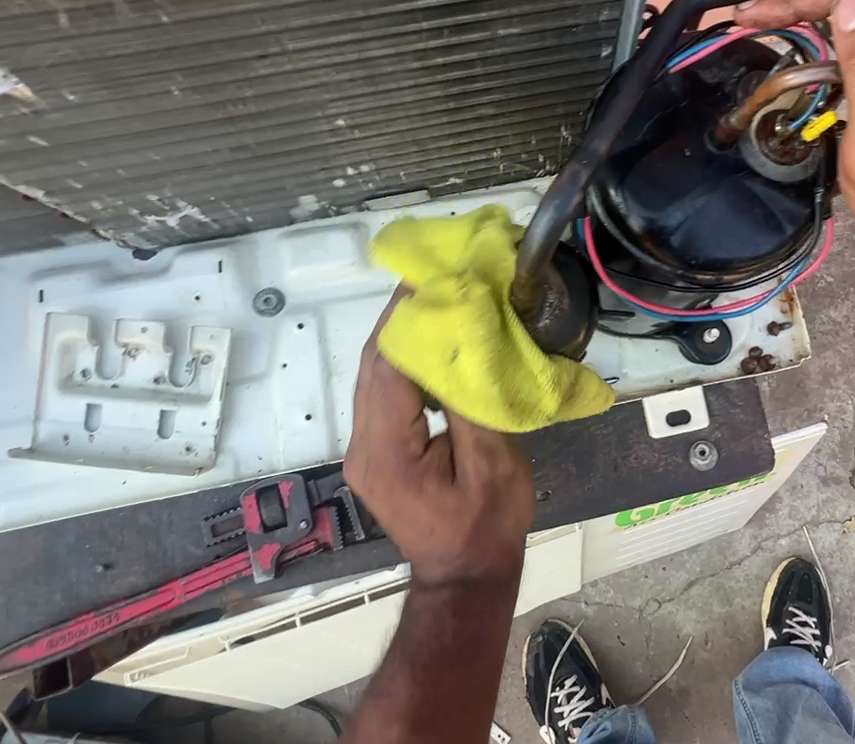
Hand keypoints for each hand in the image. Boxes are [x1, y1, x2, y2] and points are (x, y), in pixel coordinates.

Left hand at [343, 293, 534, 588]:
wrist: (464, 577)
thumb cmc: (486, 527)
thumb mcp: (492, 464)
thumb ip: (473, 400)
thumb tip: (466, 342)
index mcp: (387, 450)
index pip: (388, 367)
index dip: (407, 319)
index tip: (432, 278)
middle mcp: (362, 446)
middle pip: (373, 365)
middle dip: (401, 318)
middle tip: (436, 278)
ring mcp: (363, 450)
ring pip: (374, 375)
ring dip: (403, 337)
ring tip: (437, 301)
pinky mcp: (374, 451)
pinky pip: (383, 393)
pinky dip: (405, 362)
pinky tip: (433, 345)